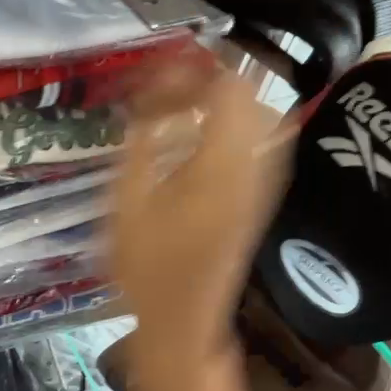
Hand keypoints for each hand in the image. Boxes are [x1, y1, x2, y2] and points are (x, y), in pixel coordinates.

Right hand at [109, 64, 292, 361]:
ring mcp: (263, 181)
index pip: (228, 86)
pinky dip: (231, 124)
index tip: (155, 77)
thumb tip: (146, 98)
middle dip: (207, 79)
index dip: (193, 70)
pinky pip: (258, 140)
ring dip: (221, 100)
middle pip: (249, 94)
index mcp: (221, 163)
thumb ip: (140, 140)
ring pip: (258, 114)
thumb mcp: (127, 201)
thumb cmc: (146, 266)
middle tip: (164, 88)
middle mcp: (255, 164)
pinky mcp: (260, 196)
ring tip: (179, 105)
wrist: (184, 321)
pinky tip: (198, 135)